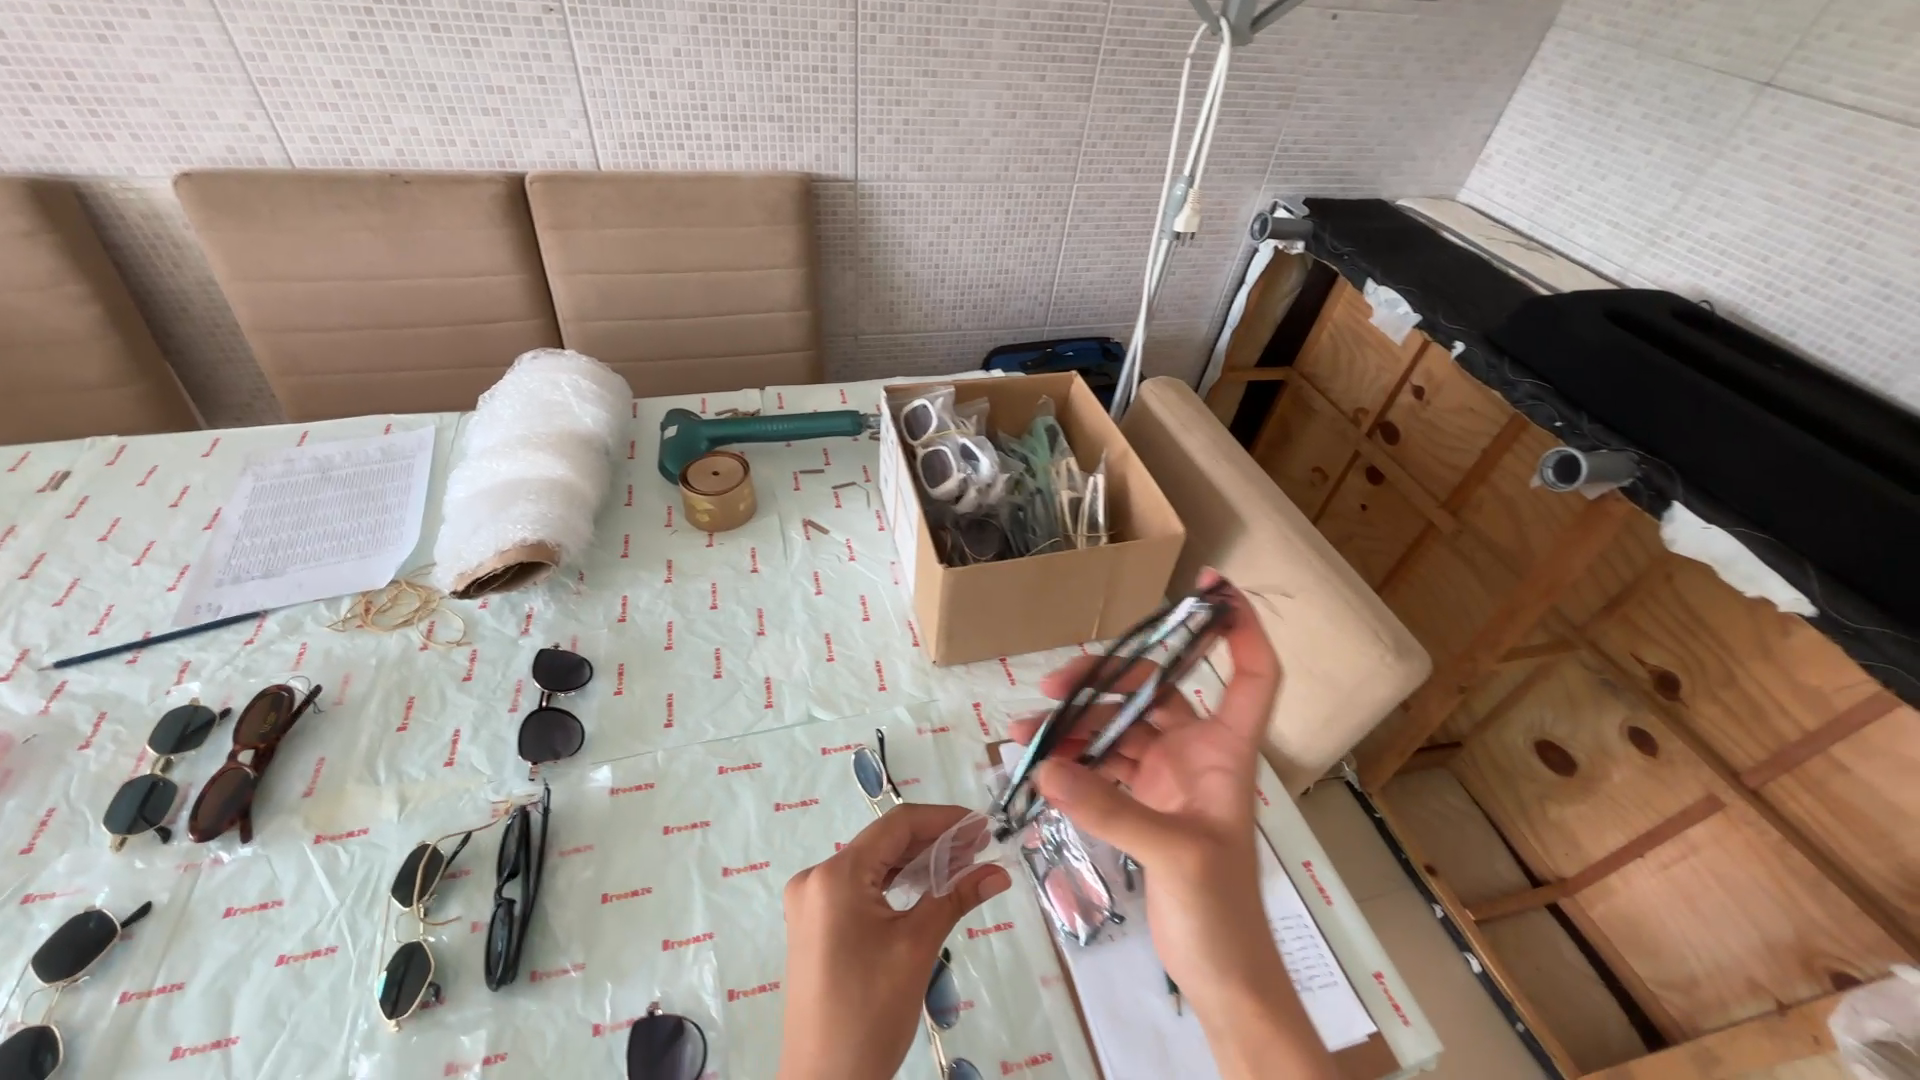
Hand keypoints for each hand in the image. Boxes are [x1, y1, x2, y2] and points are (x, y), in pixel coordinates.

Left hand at [777, 803, 1010, 1079]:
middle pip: (883, 843)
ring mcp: (811, 902)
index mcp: (835, 875)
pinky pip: (860, 888)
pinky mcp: (814, 925)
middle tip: (980, 845)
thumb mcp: (916, 947)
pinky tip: (927, 887)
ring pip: (873, 865)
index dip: (942, 819)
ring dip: (916, 862)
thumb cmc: (870, 1011)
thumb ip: (955, 898)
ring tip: (963, 864)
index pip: (896, 825)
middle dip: (933, 841)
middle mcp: (816, 878)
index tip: (981, 824)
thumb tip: (999, 871)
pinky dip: (894, 884)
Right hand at [1009, 570, 1335, 1079]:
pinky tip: (1038, 763)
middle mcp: (1198, 755)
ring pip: (1119, 730)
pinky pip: (1101, 767)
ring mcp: (1167, 779)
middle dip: (1106, 682)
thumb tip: (1047, 767)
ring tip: (1026, 731)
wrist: (1221, 977)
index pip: (1250, 677)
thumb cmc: (1222, 912)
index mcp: (1228, 754)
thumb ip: (1111, 808)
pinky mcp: (1140, 805)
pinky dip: (1072, 761)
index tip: (1213, 592)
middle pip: (1155, 695)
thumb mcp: (1174, 854)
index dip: (1241, 632)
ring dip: (1076, 726)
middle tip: (1054, 685)